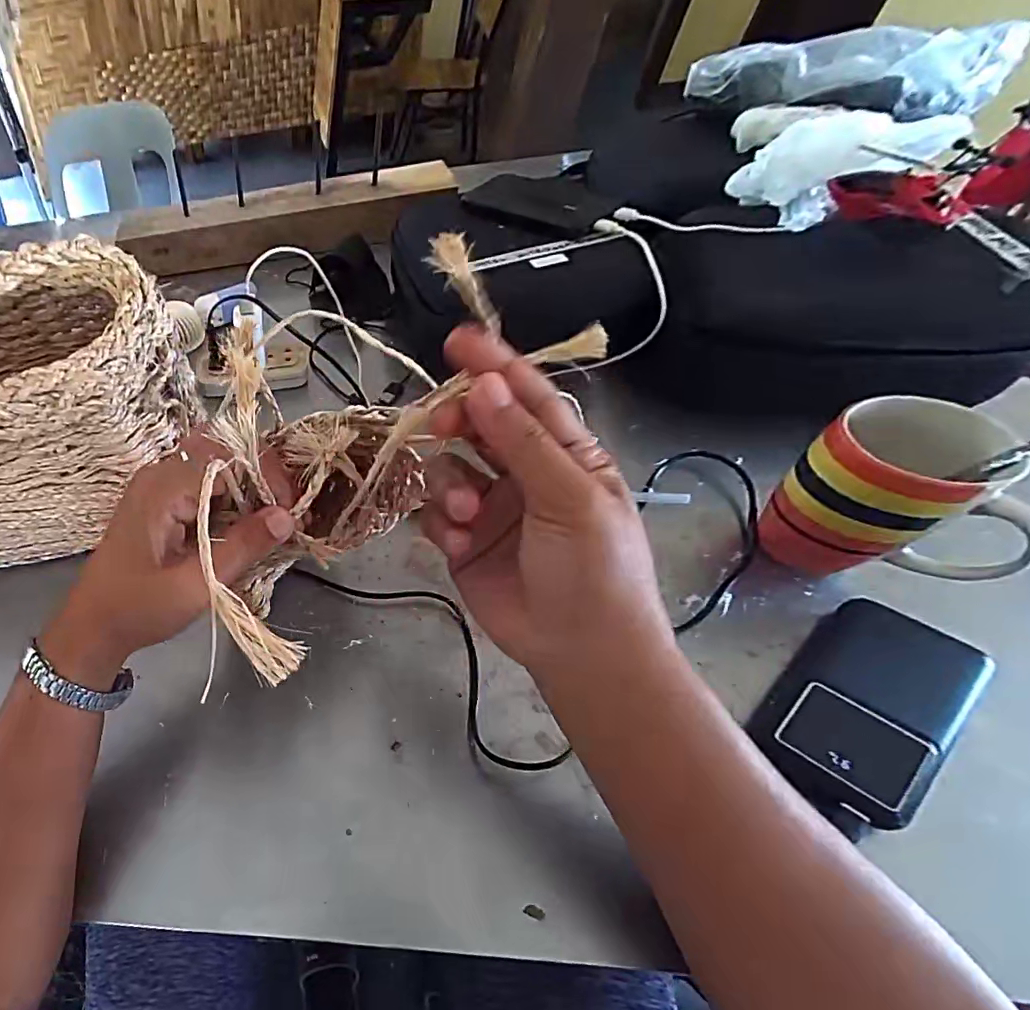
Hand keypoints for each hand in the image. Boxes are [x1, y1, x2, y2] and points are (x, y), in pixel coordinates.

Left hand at [39, 431, 295, 687]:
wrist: (93, 625)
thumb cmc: (138, 609)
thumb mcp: (196, 585)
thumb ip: (242, 547)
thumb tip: (287, 517)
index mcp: (163, 487)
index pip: (230, 458)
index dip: (268, 479)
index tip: (290, 513)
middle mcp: (160, 475)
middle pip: (225, 454)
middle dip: (262, 482)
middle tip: (286, 519)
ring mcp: (158, 486)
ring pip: (217, 469)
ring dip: (249, 493)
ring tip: (271, 526)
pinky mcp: (162, 503)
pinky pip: (204, 488)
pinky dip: (230, 504)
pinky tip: (245, 531)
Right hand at [420, 327, 675, 691]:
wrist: (578, 649)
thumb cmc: (594, 569)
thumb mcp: (569, 498)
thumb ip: (523, 442)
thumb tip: (486, 385)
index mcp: (565, 454)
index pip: (527, 397)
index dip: (494, 366)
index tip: (458, 340)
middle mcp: (524, 474)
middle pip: (478, 427)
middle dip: (458, 422)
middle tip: (442, 425)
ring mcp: (490, 509)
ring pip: (448, 470)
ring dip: (450, 486)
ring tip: (467, 516)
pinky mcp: (463, 542)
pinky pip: (435, 515)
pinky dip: (441, 523)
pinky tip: (459, 543)